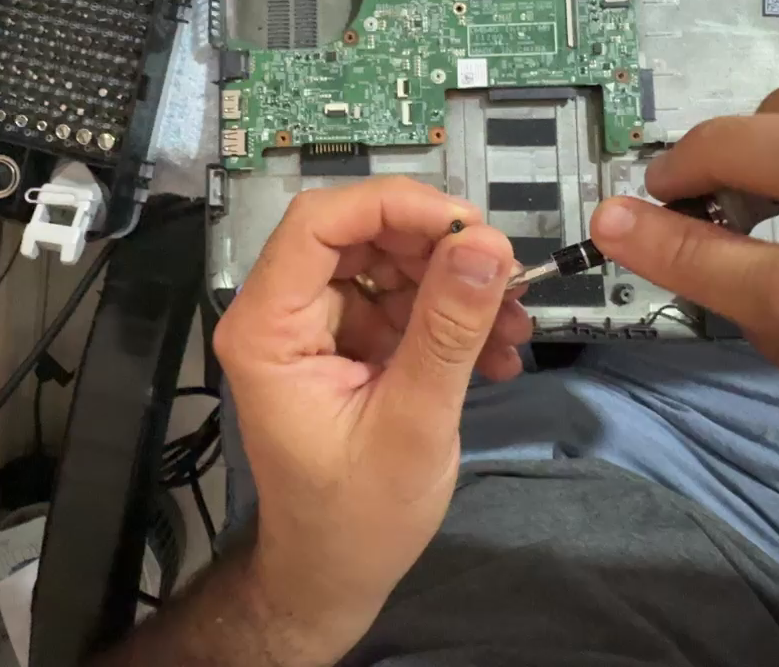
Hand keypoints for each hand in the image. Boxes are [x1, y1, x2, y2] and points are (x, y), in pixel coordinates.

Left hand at [216, 178, 523, 663]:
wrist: (336, 573)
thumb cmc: (357, 518)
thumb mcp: (412, 424)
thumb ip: (447, 330)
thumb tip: (487, 244)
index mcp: (267, 327)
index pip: (316, 224)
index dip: (390, 205)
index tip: (466, 223)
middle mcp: (280, 310)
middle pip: (355, 234)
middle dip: (434, 247)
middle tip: (503, 273)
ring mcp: (313, 322)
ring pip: (385, 261)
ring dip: (452, 282)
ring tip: (511, 325)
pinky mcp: (344, 336)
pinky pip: (397, 297)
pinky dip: (447, 313)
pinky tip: (494, 348)